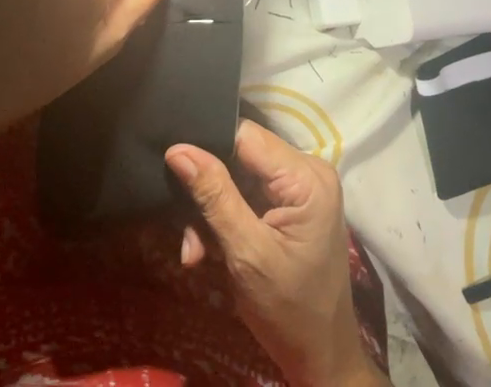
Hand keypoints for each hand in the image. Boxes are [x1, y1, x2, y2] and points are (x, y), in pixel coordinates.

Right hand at [166, 122, 384, 386]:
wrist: (318, 356)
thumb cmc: (289, 307)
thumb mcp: (246, 253)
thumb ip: (214, 196)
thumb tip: (178, 149)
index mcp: (306, 177)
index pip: (245, 135)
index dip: (207, 147)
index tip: (172, 168)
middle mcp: (306, 171)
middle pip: (239, 156)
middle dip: (206, 191)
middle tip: (186, 230)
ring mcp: (298, 190)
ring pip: (235, 178)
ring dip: (209, 214)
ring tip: (194, 252)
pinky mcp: (287, 207)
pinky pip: (244, 197)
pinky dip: (222, 223)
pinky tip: (205, 253)